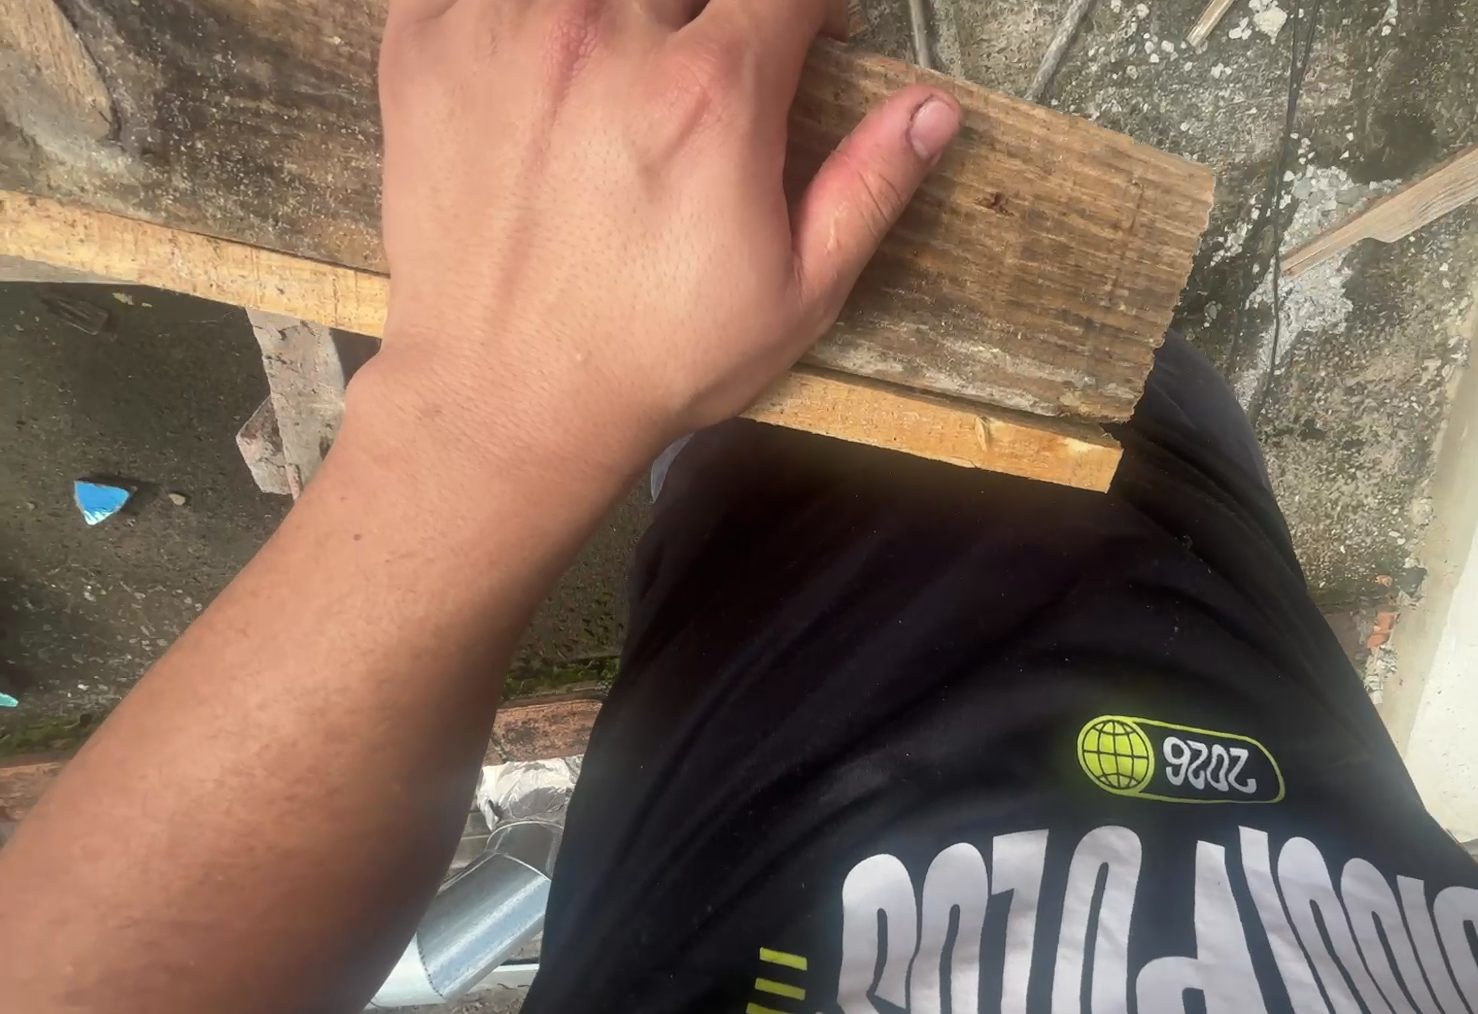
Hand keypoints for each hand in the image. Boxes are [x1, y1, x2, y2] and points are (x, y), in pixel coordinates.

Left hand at [364, 0, 961, 485]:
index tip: (813, 39)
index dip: (813, 6)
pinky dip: (541, 13)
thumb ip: (870, 188)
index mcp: (712, 95)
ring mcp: (505, 24)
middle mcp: (606, 31)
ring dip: (637, 12)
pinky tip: (559, 70)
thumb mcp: (800, 294)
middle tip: (721, 72)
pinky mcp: (428, 40)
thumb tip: (934, 110)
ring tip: (642, 74)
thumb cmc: (670, 356)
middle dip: (721, 11)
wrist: (516, 395)